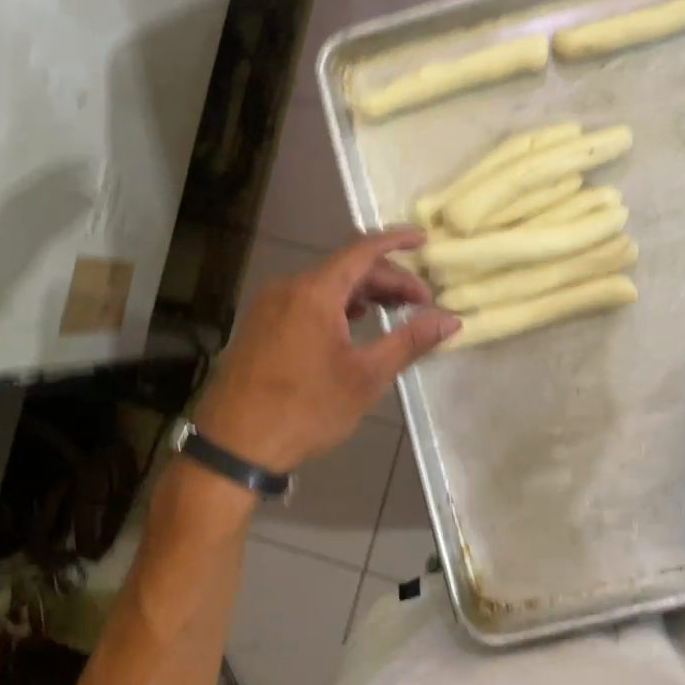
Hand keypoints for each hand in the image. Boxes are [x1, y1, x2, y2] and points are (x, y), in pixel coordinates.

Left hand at [193, 229, 459, 472]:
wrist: (234, 444)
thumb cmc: (305, 409)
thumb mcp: (365, 377)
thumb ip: (408, 341)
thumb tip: (450, 320)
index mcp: (314, 291)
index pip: (363, 249)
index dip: (397, 241)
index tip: (425, 240)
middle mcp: (289, 287)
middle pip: (346, 267)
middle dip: (387, 279)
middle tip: (421, 302)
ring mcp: (270, 305)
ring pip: (325, 284)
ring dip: (363, 292)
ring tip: (394, 312)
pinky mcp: (260, 324)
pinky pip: (306, 299)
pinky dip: (337, 304)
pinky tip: (353, 324)